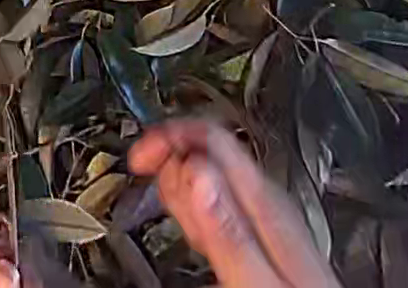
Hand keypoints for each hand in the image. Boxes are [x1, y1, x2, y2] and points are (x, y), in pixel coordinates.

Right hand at [128, 121, 338, 287]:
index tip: (140, 157)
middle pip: (208, 148)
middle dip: (171, 155)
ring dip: (181, 177)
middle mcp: (267, 200)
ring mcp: (267, 217)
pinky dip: (197, 201)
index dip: (168, 135)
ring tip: (163, 197)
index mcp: (264, 201)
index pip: (210, 135)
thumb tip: (193, 170)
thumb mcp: (261, 283)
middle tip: (147, 179)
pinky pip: (222, 200)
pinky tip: (192, 221)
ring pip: (213, 172)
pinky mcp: (265, 236)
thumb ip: (226, 227)